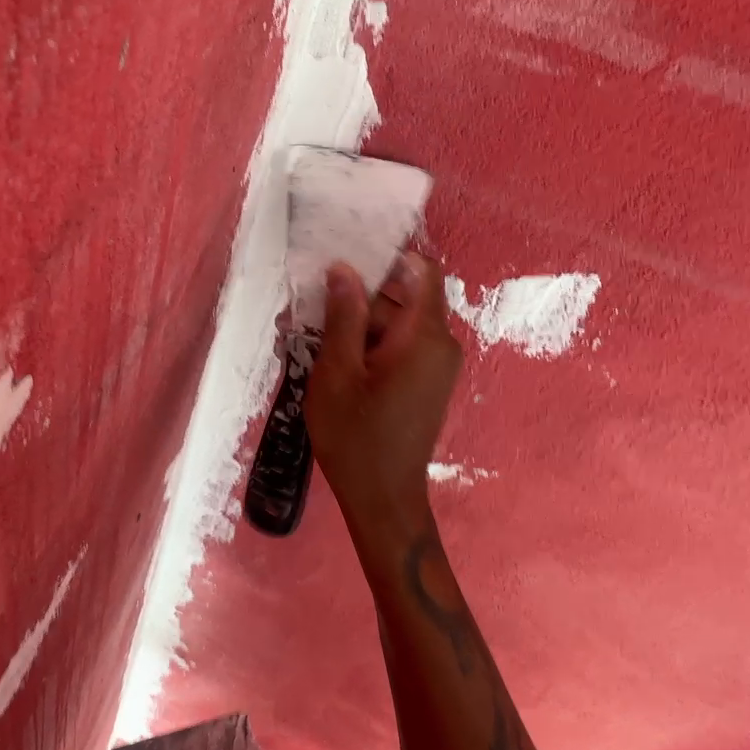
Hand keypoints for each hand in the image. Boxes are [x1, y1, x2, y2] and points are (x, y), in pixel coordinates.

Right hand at [304, 251, 462, 543]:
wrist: (383, 498)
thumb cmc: (356, 436)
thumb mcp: (337, 371)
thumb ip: (343, 315)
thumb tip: (344, 268)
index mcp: (424, 335)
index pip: (422, 270)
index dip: (389, 254)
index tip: (348, 252)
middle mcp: (440, 343)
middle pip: (404, 296)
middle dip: (360, 293)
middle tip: (311, 298)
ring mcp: (436, 364)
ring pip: (397, 322)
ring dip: (358, 321)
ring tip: (310, 330)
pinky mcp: (426, 381)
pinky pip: (400, 345)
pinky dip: (370, 342)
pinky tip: (331, 355)